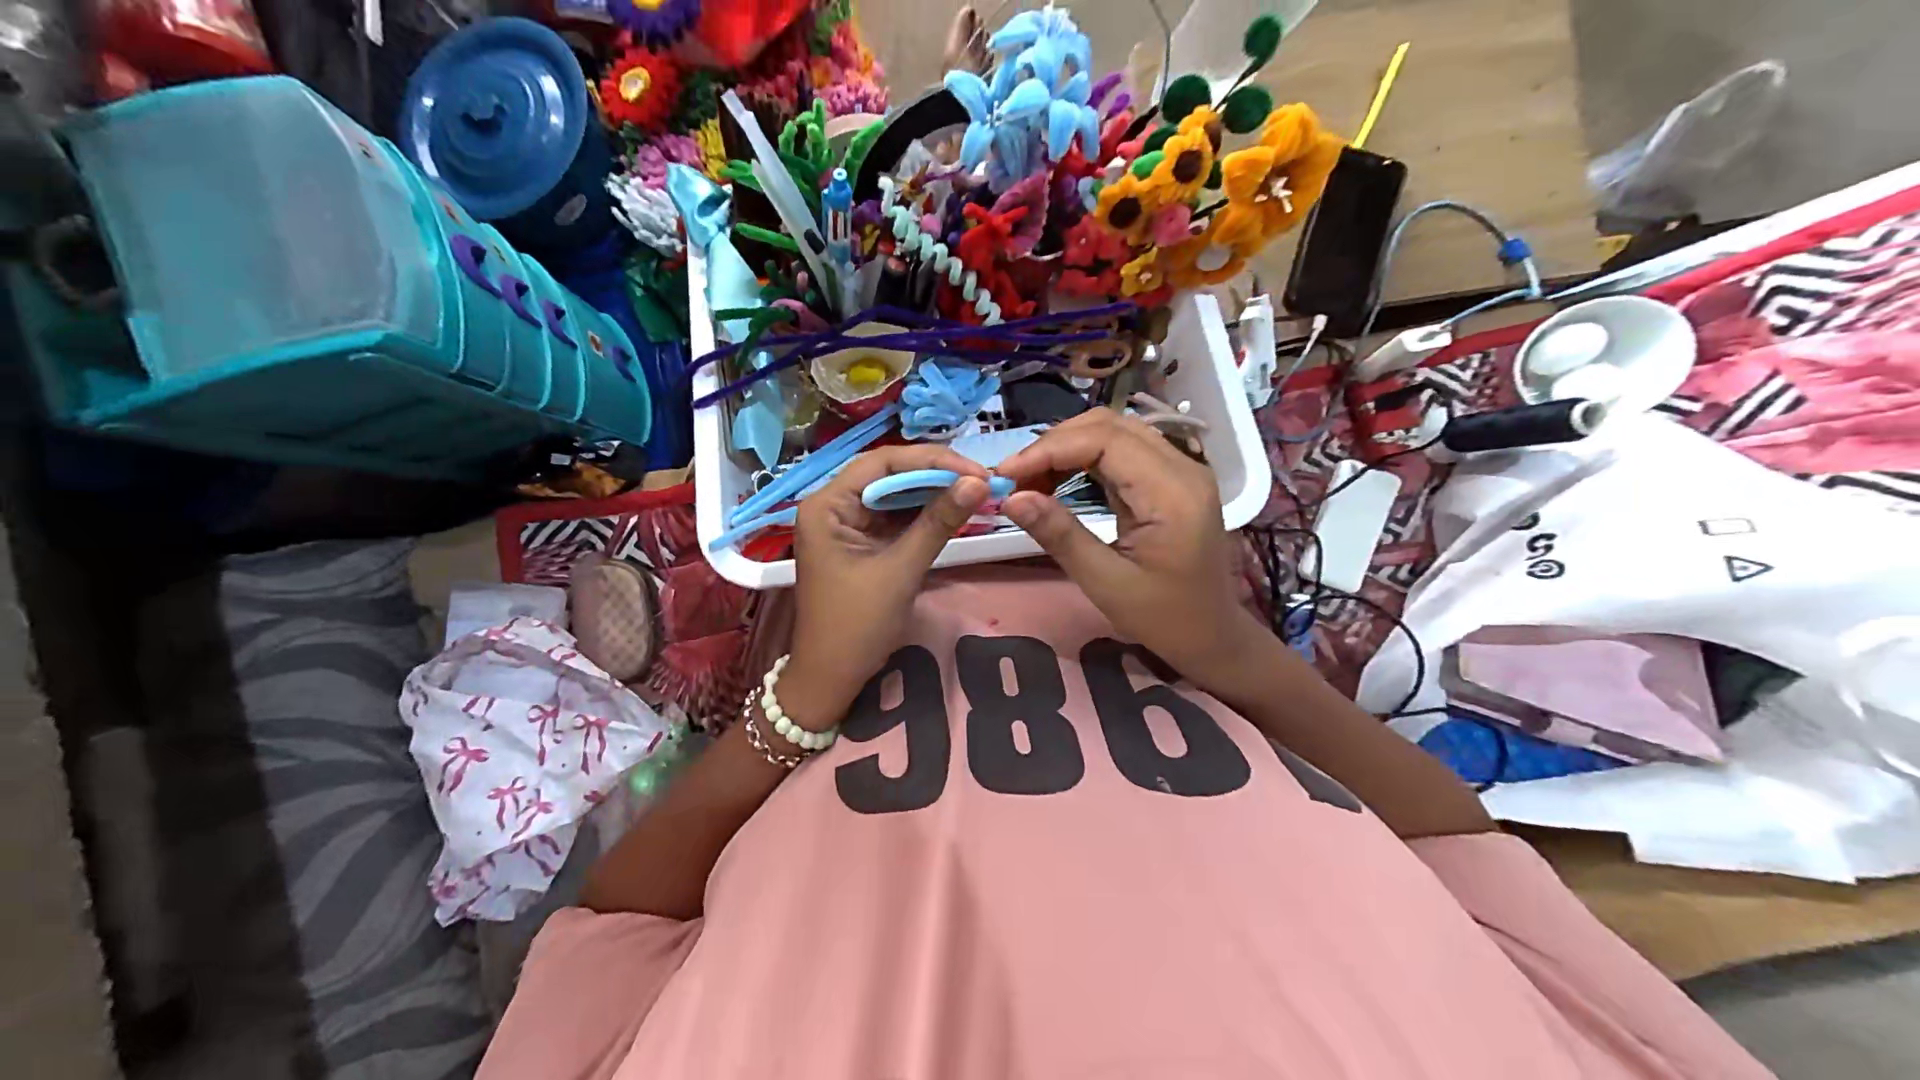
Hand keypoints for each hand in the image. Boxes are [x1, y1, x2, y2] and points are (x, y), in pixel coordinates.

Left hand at [786, 445, 991, 723]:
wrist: (832, 676)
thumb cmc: (857, 625)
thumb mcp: (901, 570)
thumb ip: (938, 523)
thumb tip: (979, 484)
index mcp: (827, 505)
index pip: (881, 462)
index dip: (931, 461)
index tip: (975, 469)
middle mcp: (832, 505)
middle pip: (888, 474)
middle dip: (936, 475)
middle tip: (983, 479)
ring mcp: (846, 523)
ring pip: (894, 495)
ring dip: (933, 493)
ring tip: (977, 491)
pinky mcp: (861, 541)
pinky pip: (895, 517)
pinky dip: (924, 514)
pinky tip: (955, 508)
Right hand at [995, 409, 1268, 697]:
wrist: (1212, 635)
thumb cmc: (1163, 618)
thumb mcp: (1105, 583)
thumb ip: (1060, 535)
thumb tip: (1011, 498)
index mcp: (1172, 494)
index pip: (1105, 440)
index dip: (1049, 449)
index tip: (1006, 475)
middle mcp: (1183, 468)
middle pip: (1109, 426)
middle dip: (1053, 445)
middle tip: (1014, 479)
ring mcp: (1181, 469)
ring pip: (1114, 431)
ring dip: (1066, 448)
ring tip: (1030, 480)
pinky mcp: (1172, 478)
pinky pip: (1122, 449)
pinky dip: (1083, 457)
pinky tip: (1057, 480)